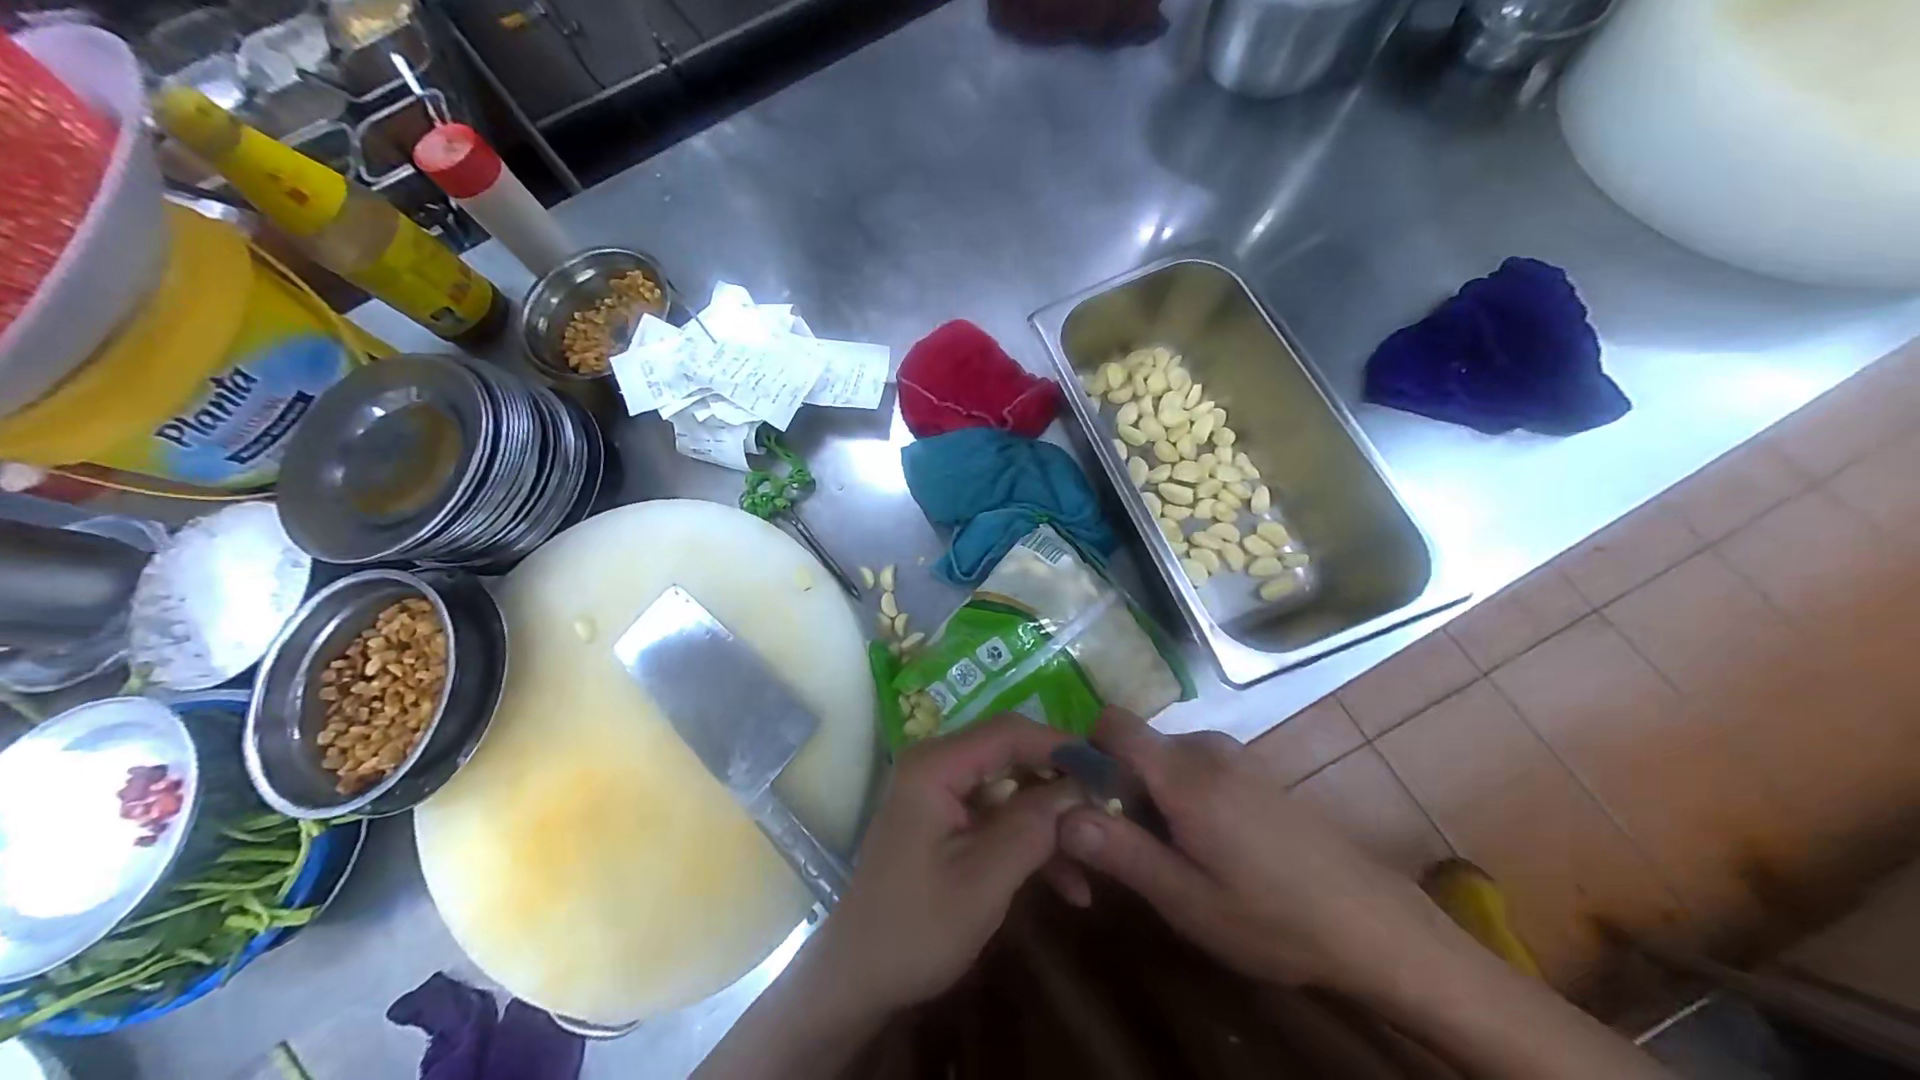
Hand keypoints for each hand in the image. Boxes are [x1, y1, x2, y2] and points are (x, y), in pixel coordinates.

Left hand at [806, 714, 1082, 1016]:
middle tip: (1110, 812)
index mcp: (934, 766)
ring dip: (1052, 824)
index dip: (1060, 745)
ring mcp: (942, 794)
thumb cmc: (915, 929)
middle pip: (1013, 756)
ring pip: (1013, 789)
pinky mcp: (949, 821)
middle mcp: (937, 767)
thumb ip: (1033, 827)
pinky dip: (1032, 843)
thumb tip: (1080, 786)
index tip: (1108, 770)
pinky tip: (1070, 886)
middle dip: (1061, 786)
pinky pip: (1000, 817)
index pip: (1008, 732)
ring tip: (1096, 861)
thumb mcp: (983, 881)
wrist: (859, 978)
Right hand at [1058, 708, 1460, 995]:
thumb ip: (1121, 853)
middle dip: (1115, 785)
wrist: (1373, 925)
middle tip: (1123, 849)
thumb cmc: (1274, 918)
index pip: (1112, 724)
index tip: (1081, 802)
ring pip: (1161, 757)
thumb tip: (1059, 816)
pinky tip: (1203, 845)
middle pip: (1134, 744)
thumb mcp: (1188, 901)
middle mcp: (1206, 748)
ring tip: (1166, 855)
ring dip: (1147, 793)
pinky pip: (1191, 765)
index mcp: (1185, 773)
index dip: (1084, 752)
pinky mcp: (1251, 769)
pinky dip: (1177, 793)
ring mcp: (1234, 755)